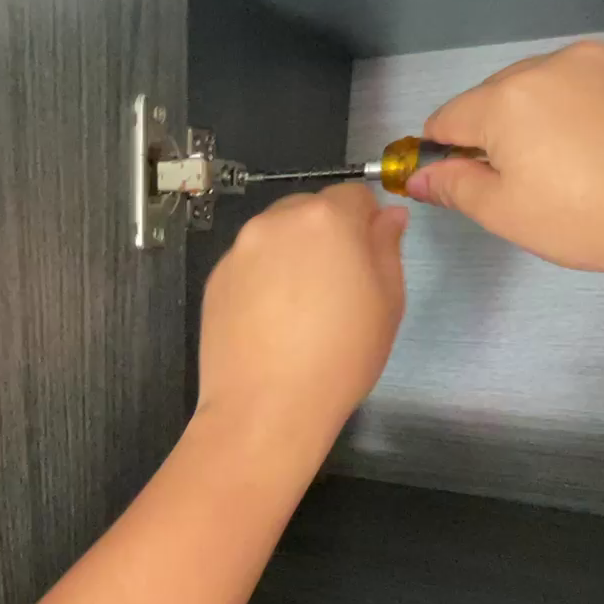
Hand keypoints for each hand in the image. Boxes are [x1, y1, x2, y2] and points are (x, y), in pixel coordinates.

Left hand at [196, 183, 406, 446]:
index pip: (353, 197)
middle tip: (333, 289)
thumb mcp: (387, 303)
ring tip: (298, 309)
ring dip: (289, 256)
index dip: (365, 225)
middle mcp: (275, 222)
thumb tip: (388, 217)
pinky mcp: (214, 281)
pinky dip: (260, 280)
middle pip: (308, 211)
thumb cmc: (339, 358)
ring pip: (273, 237)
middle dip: (324, 236)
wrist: (265, 407)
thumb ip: (387, 248)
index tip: (366, 262)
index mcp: (326, 219)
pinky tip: (268, 322)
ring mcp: (238, 251)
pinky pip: (247, 265)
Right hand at [405, 41, 603, 290]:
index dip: (440, 151)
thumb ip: (453, 186)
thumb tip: (420, 175)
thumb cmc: (583, 220)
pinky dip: (595, 109)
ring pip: (556, 84)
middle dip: (497, 131)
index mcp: (508, 99)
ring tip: (574, 165)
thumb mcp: (502, 213)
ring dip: (547, 116)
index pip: (448, 118)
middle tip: (522, 180)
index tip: (454, 179)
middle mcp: (558, 64)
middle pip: (500, 95)